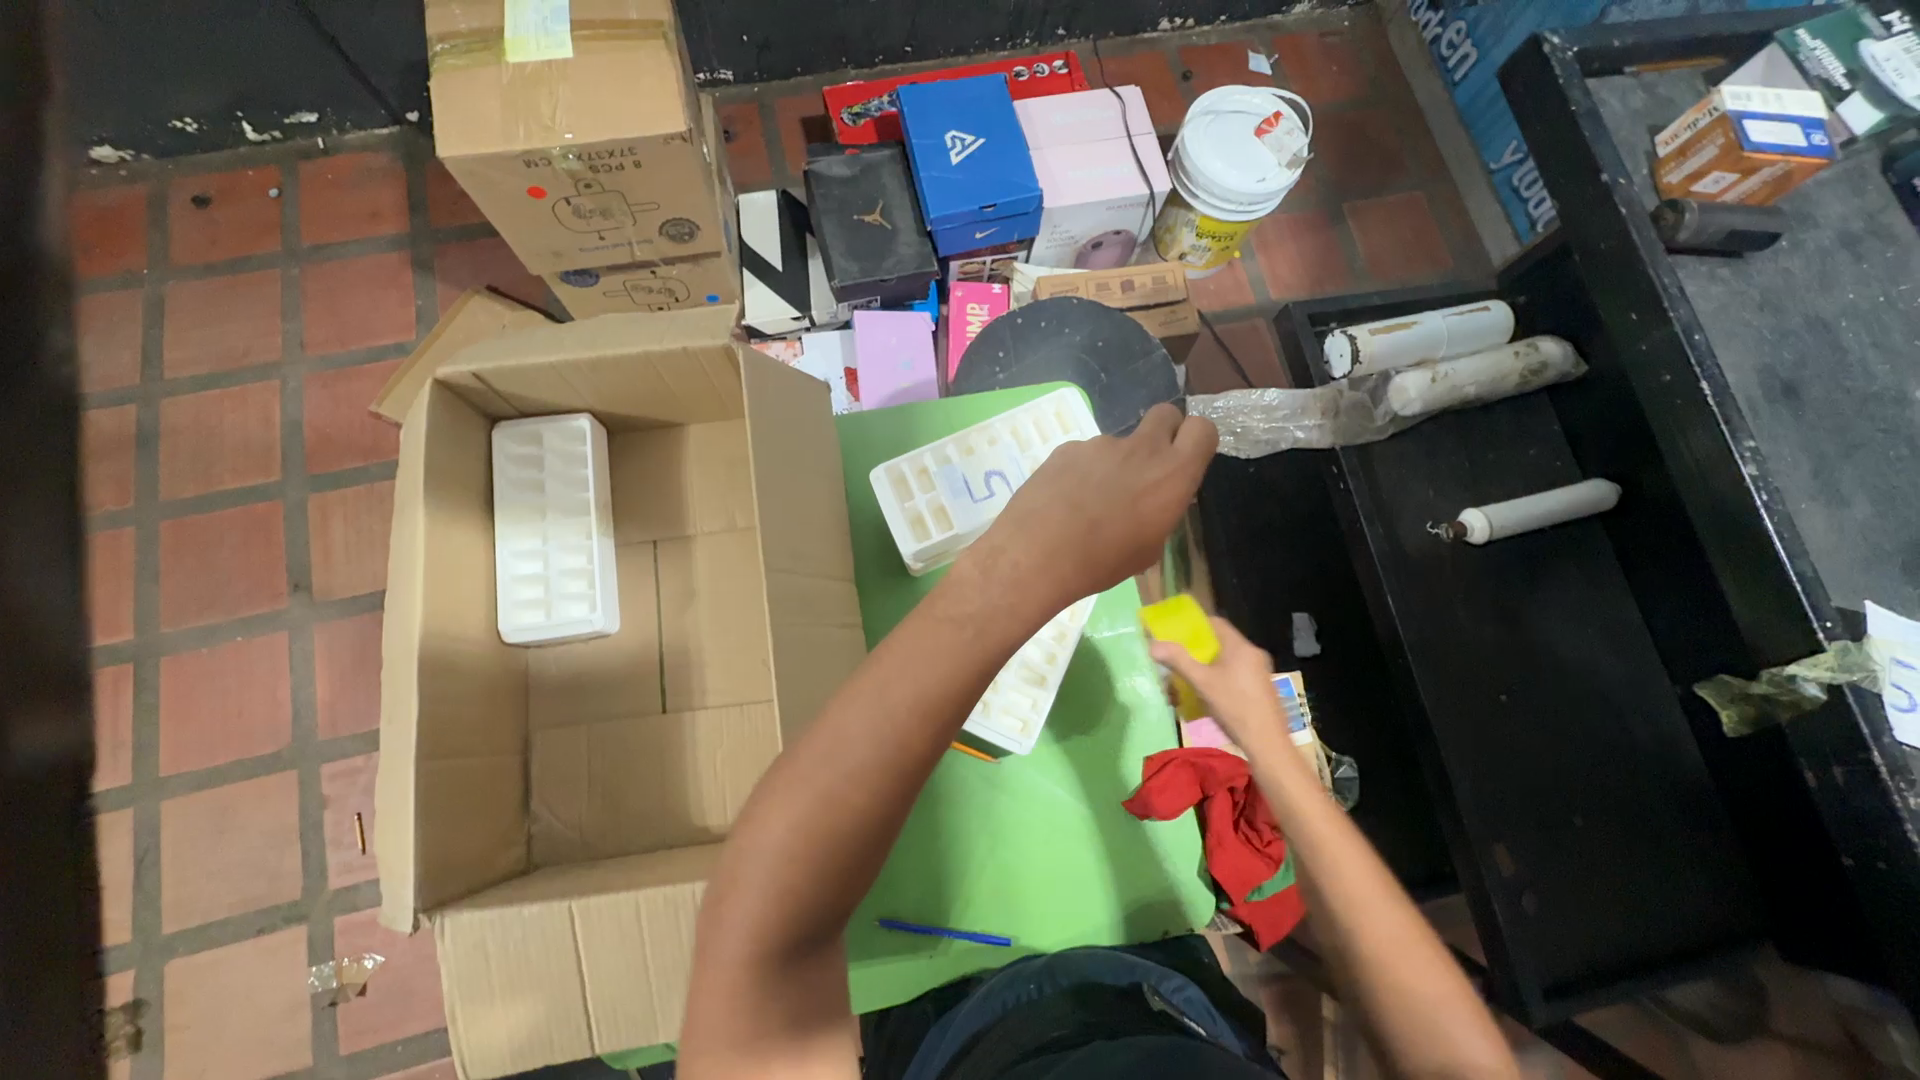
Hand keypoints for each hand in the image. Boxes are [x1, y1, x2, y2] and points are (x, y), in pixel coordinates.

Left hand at [964, 404, 1216, 615]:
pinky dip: (1080, 472)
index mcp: (1172, 474)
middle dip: (1163, 432)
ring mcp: (1100, 444)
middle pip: (1165, 413)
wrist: (1037, 555)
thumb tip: (1153, 502)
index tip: (1184, 461)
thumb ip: (1159, 512)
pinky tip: (1063, 501)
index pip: (1203, 429)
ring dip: (1113, 464)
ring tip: (1089, 504)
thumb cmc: (1102, 563)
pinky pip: (1084, 455)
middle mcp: (1140, 449)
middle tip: (1146, 467)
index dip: (1195, 440)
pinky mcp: (1066, 448)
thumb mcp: (1148, 548)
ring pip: (1118, 443)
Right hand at [1149, 616, 1289, 756]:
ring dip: (1209, 666)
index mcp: (1240, 646)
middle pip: (1221, 642)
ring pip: (1229, 660)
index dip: (1195, 625)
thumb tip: (1153, 645)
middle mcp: (1253, 653)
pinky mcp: (1262, 687)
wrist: (1267, 742)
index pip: (1216, 622)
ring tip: (1190, 678)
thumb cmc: (1234, 706)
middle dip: (1199, 649)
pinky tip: (1210, 694)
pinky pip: (1238, 673)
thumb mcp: (1201, 682)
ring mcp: (1261, 671)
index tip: (1176, 634)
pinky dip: (1222, 677)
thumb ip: (1178, 661)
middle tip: (1179, 658)